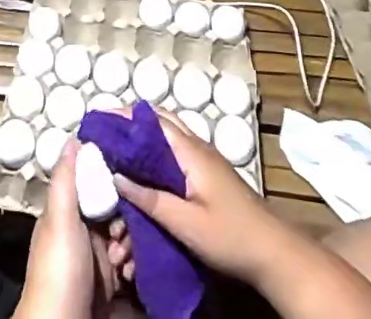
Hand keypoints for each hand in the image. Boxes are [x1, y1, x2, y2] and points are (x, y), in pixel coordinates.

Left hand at [16, 140, 133, 318]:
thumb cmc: (58, 270)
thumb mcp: (59, 220)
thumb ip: (66, 180)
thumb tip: (73, 136)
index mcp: (68, 216)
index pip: (96, 186)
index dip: (114, 183)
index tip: (131, 181)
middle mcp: (84, 235)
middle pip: (117, 213)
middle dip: (129, 221)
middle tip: (123, 237)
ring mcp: (99, 262)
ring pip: (128, 240)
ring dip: (133, 248)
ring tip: (124, 263)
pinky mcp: (112, 287)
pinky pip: (134, 267)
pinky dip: (138, 268)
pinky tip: (134, 274)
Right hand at [110, 107, 294, 288]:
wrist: (273, 251)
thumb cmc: (230, 236)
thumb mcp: (186, 224)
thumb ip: (150, 198)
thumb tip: (114, 176)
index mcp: (190, 151)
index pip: (152, 121)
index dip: (124, 118)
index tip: (97, 122)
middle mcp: (196, 147)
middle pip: (158, 123)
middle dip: (130, 125)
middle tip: (103, 135)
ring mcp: (202, 160)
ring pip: (166, 138)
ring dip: (141, 141)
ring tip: (116, 154)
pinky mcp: (205, 175)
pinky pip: (174, 155)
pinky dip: (154, 157)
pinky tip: (140, 176)